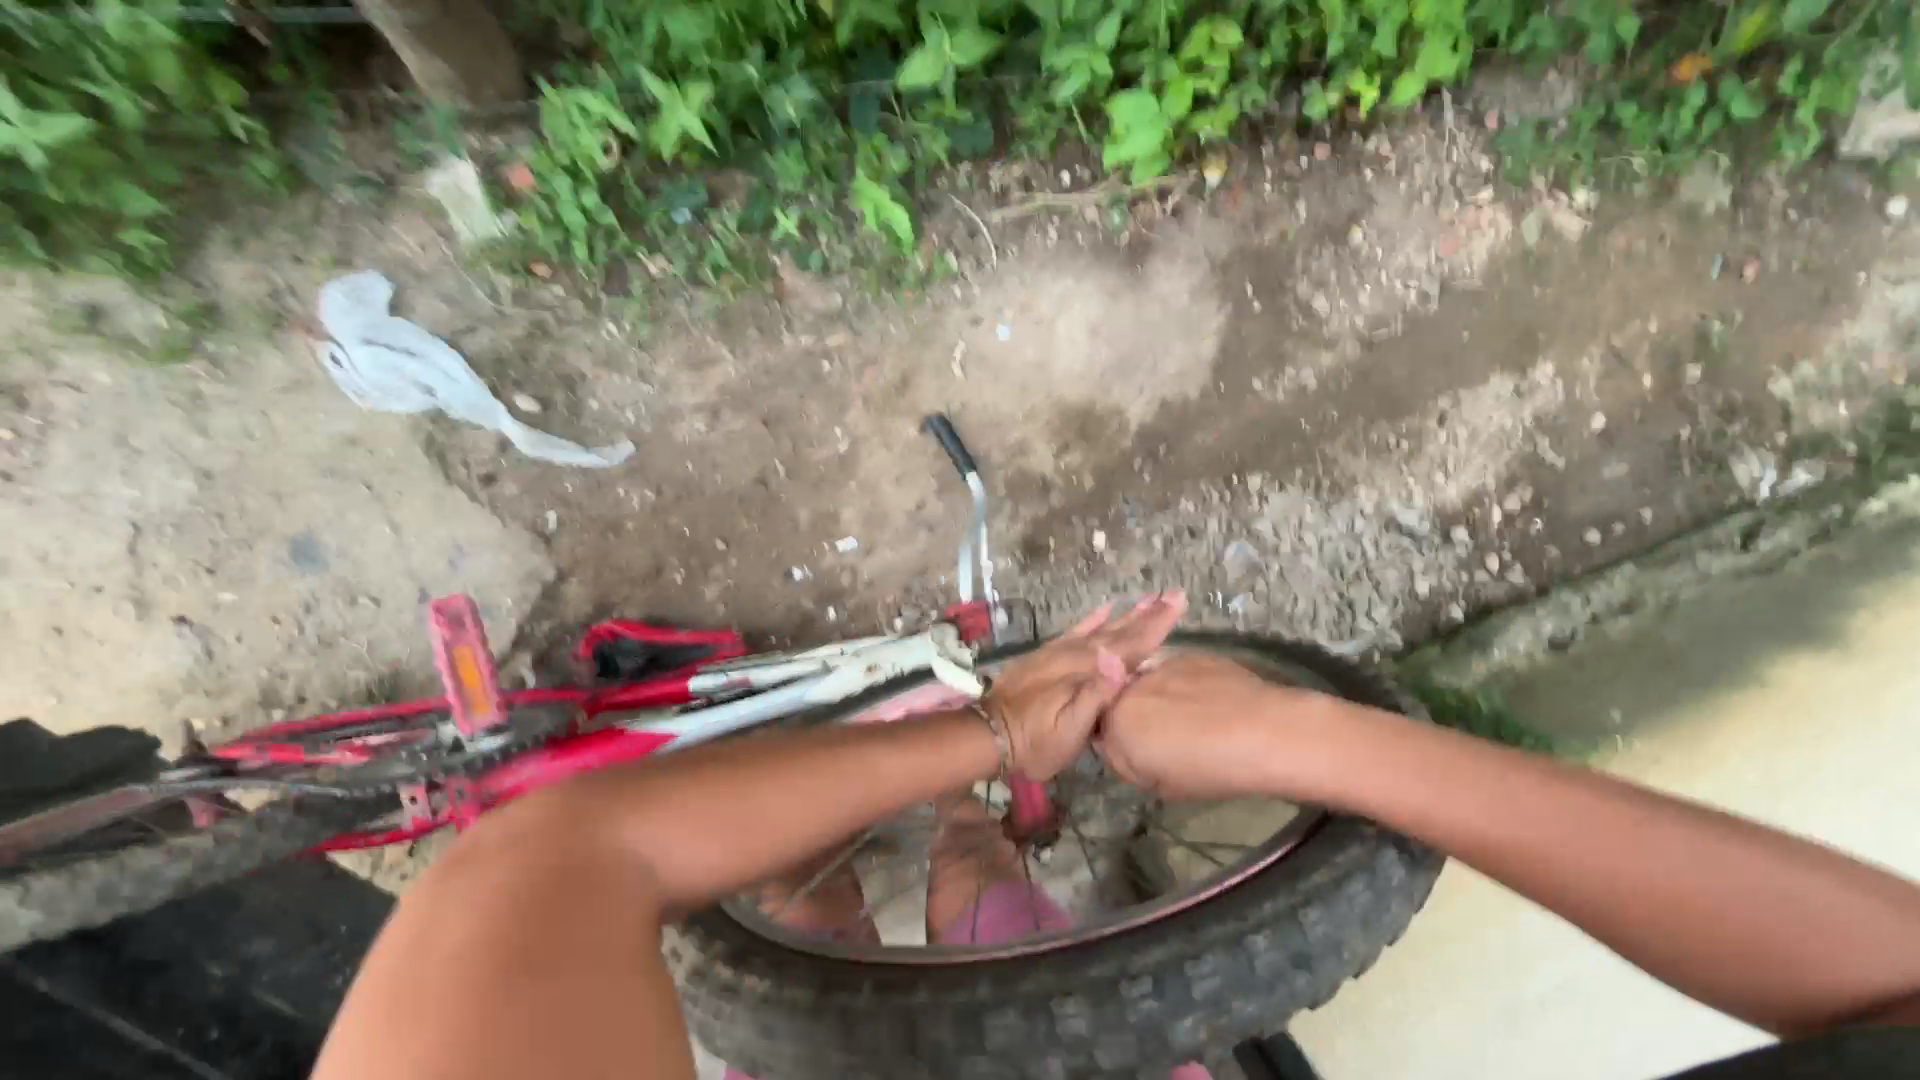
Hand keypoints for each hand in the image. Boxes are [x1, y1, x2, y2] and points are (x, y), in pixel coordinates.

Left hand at [984, 591, 1187, 778]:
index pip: (1131, 645)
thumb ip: (1095, 697)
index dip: (1156, 626)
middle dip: (1149, 614)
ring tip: (1150, 599)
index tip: (1178, 603)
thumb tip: (1119, 662)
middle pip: (1120, 631)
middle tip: (1175, 595)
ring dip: (1128, 614)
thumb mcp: (1069, 730)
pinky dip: (1093, 619)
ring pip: (1102, 627)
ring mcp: (1060, 652)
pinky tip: (1105, 609)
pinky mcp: (1047, 655)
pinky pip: (1076, 630)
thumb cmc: (1035, 741)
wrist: (989, 734)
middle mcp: (1077, 655)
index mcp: (1088, 672)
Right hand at [1096, 651, 1339, 798]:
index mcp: (1115, 722)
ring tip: (1191, 719)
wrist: (1266, 731)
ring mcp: (1160, 664)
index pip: (1099, 734)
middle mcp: (1129, 686)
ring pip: (1146, 683)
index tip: (1144, 758)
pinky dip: (1183, 685)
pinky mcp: (1189, 653)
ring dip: (1156, 698)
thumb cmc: (1211, 769)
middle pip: (1118, 701)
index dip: (1120, 747)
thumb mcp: (1159, 784)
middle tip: (1165, 738)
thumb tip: (1126, 749)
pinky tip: (1210, 702)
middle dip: (1134, 717)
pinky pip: (1173, 672)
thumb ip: (1129, 763)